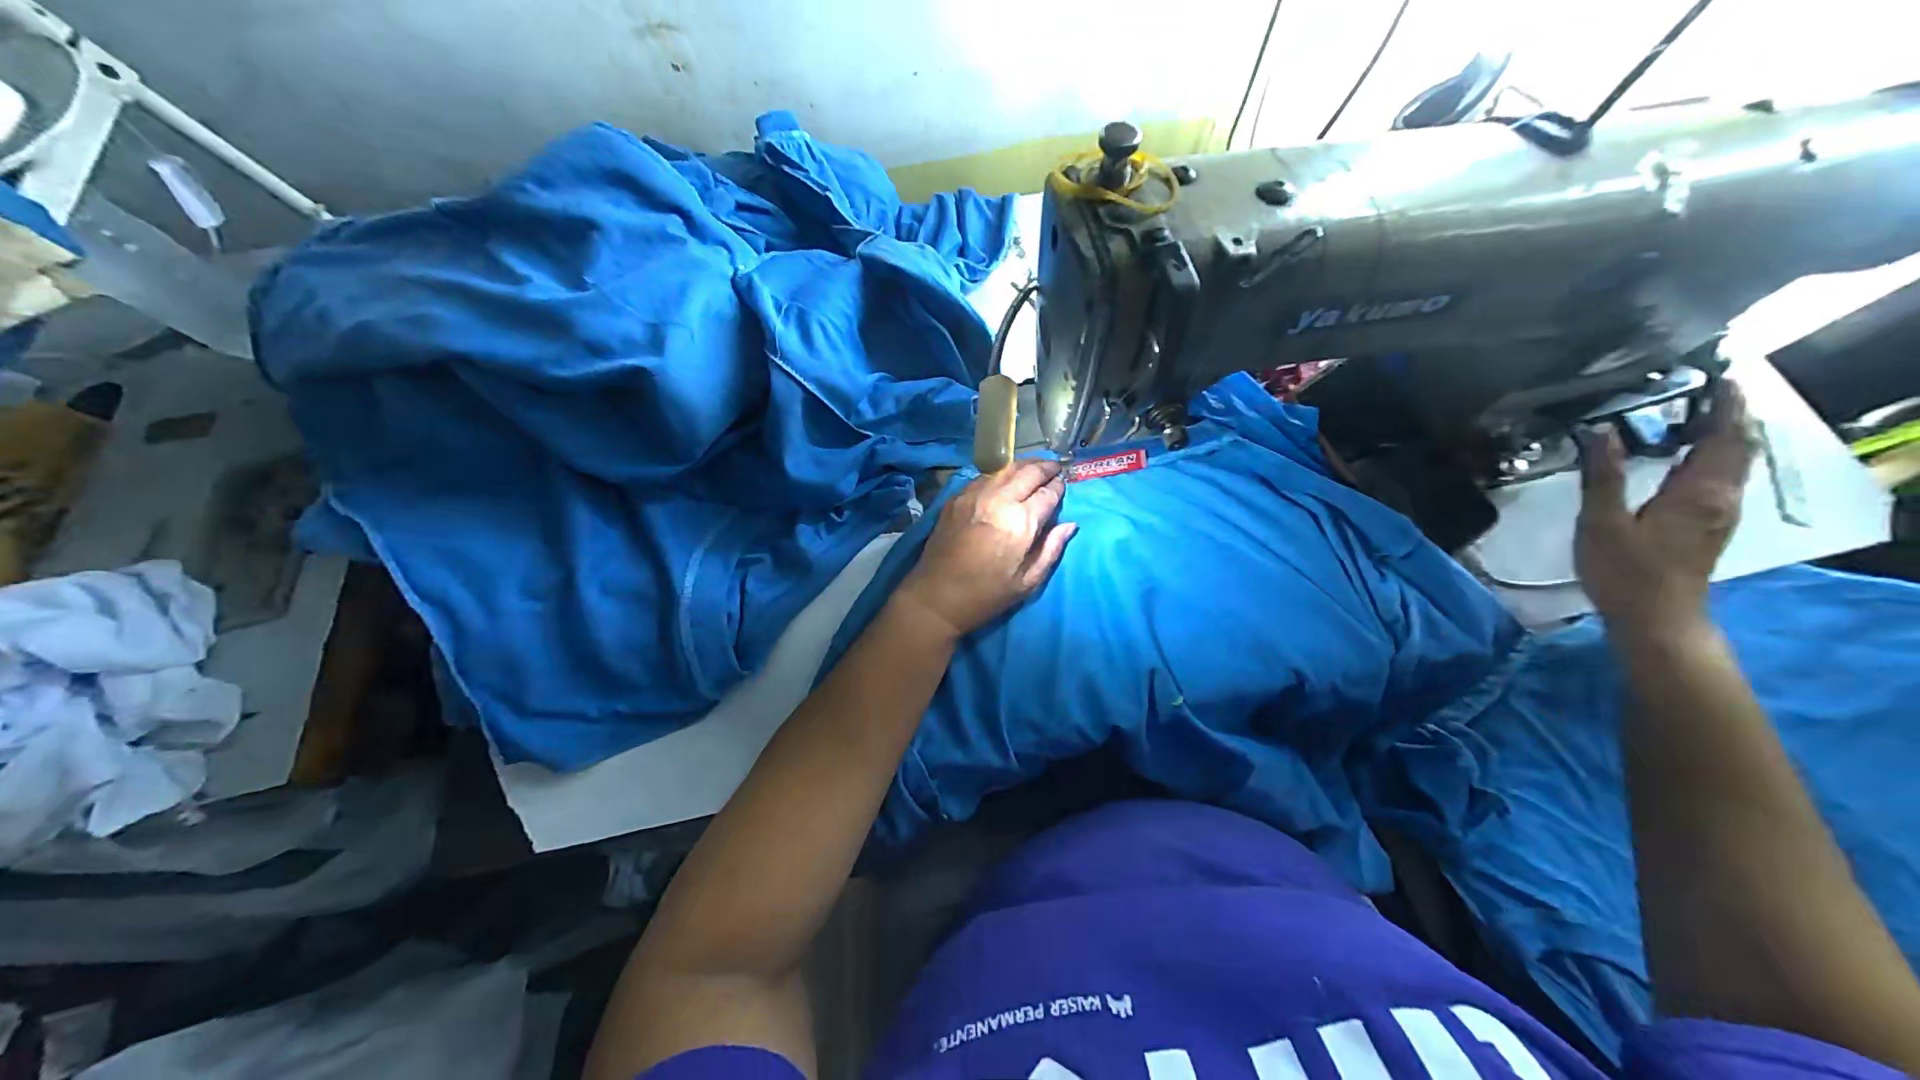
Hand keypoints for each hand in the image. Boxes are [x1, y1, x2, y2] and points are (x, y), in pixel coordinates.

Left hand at [892, 459, 1077, 639]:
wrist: (936, 596)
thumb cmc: (986, 595)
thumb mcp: (1027, 581)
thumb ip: (1051, 549)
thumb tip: (1069, 524)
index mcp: (1021, 522)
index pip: (1047, 493)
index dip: (1059, 487)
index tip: (1063, 484)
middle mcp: (999, 500)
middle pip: (1028, 472)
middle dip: (1045, 468)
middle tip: (1054, 467)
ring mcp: (974, 495)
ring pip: (1005, 469)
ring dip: (1024, 466)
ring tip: (1035, 467)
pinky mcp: (956, 498)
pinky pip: (984, 477)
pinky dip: (1000, 474)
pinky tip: (1005, 479)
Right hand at [1575, 379, 1756, 632]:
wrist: (1656, 617)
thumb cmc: (1626, 571)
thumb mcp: (1602, 522)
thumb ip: (1604, 476)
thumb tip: (1602, 432)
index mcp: (1699, 491)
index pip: (1723, 437)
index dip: (1726, 405)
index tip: (1723, 376)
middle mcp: (1720, 497)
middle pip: (1735, 447)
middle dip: (1727, 416)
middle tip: (1707, 389)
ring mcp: (1718, 513)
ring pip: (1730, 464)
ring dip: (1720, 437)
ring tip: (1695, 416)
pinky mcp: (1708, 525)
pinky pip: (1718, 479)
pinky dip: (1709, 458)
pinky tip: (1684, 458)